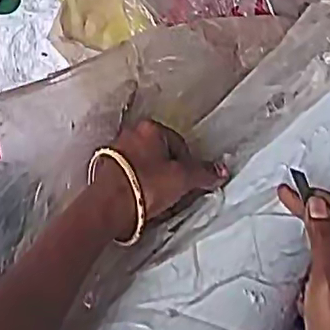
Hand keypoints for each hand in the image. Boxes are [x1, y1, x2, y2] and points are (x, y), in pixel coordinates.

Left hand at [92, 119, 225, 239]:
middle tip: (175, 190)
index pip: (179, 144)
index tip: (187, 184)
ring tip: (157, 196)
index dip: (188, 165)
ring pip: (145, 161)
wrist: (109, 202)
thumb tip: (222, 170)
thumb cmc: (147, 184)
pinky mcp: (106, 164)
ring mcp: (117, 146)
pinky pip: (130, 170)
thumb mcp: (181, 179)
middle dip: (170, 170)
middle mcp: (132, 131)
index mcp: (150, 127)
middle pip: (160, 151)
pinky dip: (138, 181)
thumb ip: (202, 173)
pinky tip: (141, 196)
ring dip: (153, 176)